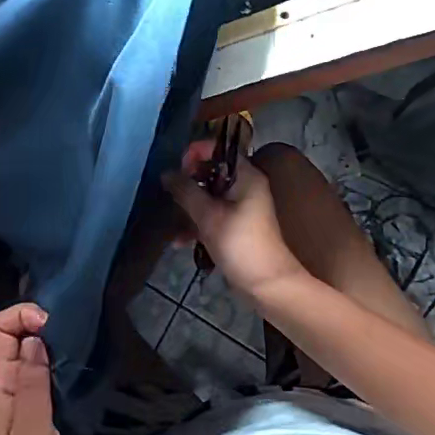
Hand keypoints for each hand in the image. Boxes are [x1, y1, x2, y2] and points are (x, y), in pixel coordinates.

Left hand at [0, 303, 63, 434]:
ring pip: (21, 359)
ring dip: (47, 350)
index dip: (24, 315)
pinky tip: (70, 382)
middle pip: (8, 338)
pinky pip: (31, 381)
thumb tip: (34, 336)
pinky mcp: (20, 424)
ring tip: (78, 356)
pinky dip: (49, 372)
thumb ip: (33, 383)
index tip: (57, 329)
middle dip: (38, 326)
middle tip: (75, 341)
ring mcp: (7, 409)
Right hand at [162, 149, 308, 298]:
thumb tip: (166, 173)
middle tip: (170, 195)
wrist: (267, 284)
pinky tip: (180, 241)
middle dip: (188, 183)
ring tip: (172, 223)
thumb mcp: (208, 216)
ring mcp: (242, 207)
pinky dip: (198, 223)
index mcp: (246, 176)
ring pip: (209, 196)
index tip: (177, 168)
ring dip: (189, 207)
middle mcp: (246, 186)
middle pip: (211, 173)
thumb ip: (186, 191)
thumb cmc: (240, 244)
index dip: (196, 153)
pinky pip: (213, 215)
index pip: (220, 149)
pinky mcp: (236, 226)